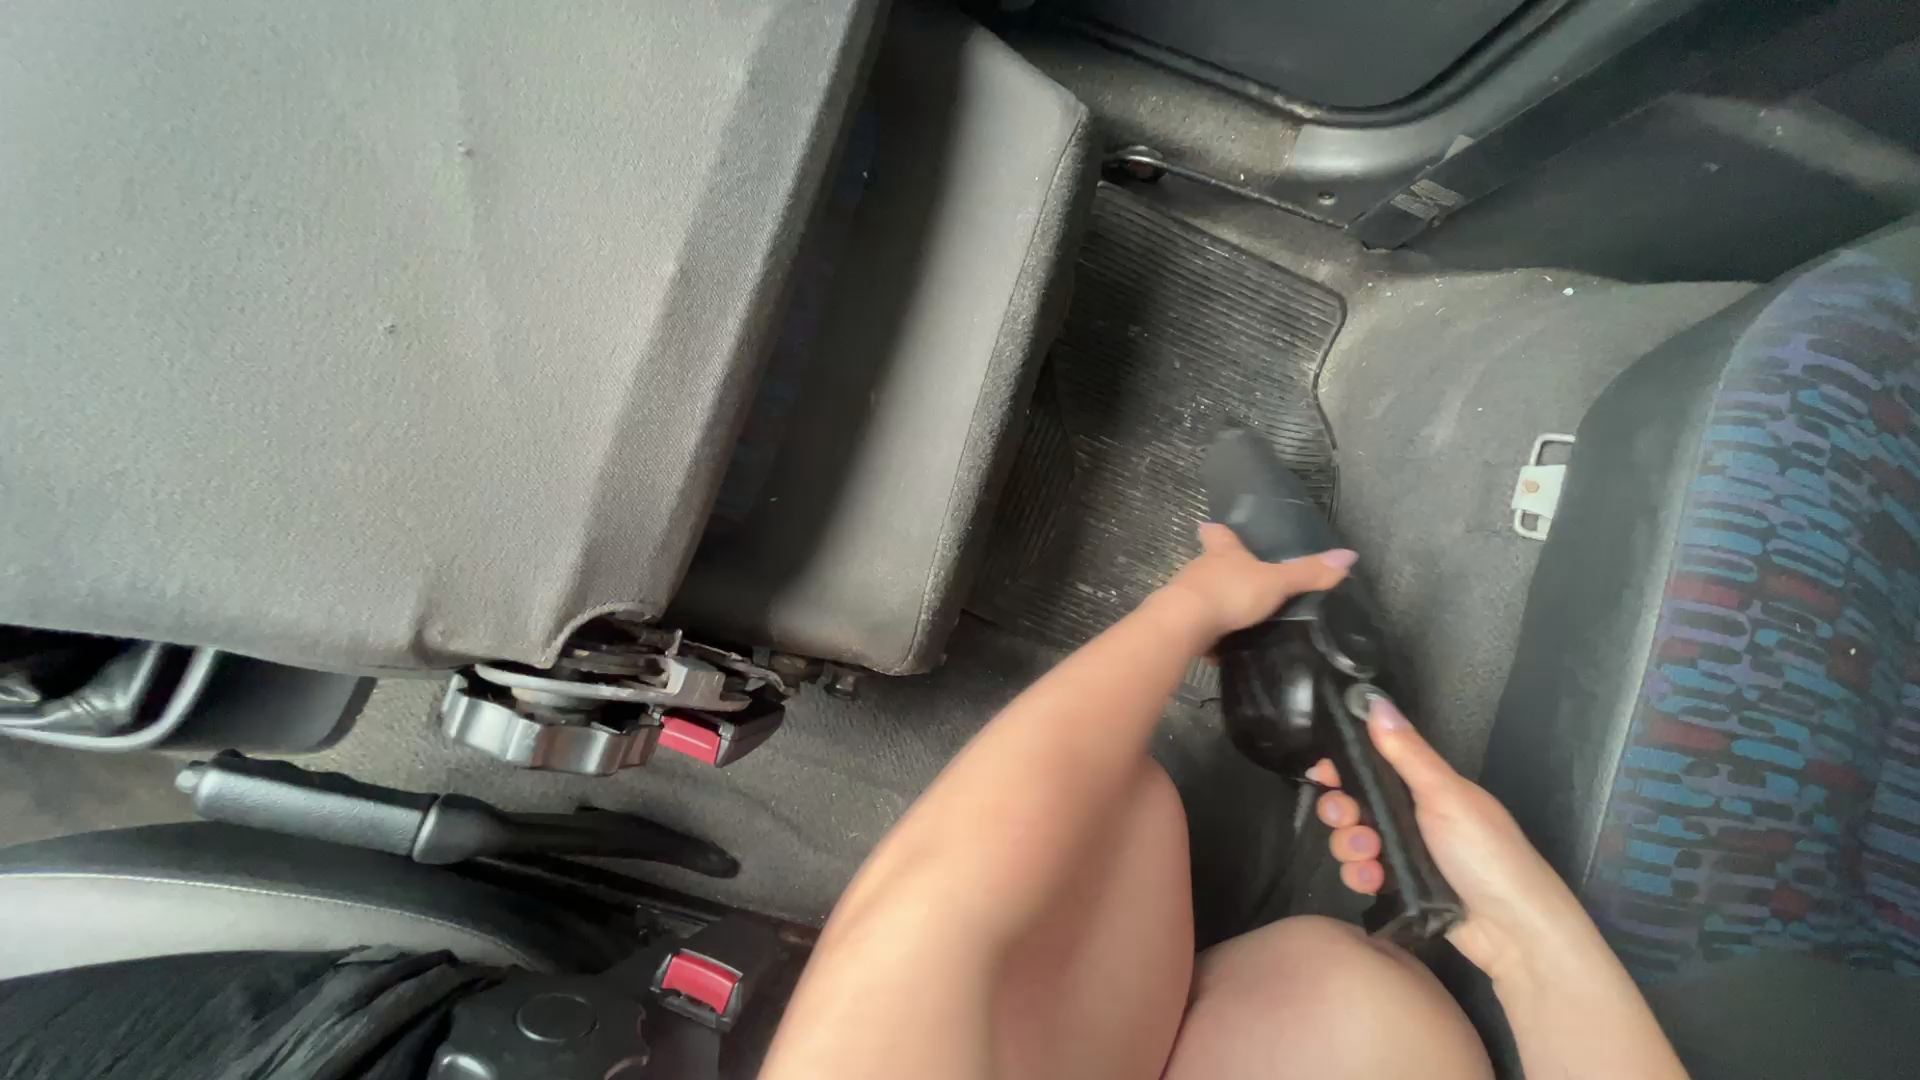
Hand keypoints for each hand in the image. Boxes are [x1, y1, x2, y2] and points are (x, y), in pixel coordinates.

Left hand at [1157, 523, 1355, 641]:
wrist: (1183, 624)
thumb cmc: (1229, 593)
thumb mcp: (1276, 582)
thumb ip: (1308, 573)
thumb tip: (1349, 555)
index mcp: (1221, 552)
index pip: (1218, 533)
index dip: (1219, 531)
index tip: (1216, 527)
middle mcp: (1199, 569)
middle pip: (1209, 564)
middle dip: (1222, 571)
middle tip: (1242, 582)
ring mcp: (1185, 595)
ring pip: (1201, 595)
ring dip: (1215, 604)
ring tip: (1238, 618)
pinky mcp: (1179, 622)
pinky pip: (1197, 627)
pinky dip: (1207, 635)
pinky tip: (1221, 650)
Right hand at [1309, 700, 1600, 984]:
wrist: (1516, 935)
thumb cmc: (1488, 854)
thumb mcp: (1447, 795)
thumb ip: (1406, 751)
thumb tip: (1375, 700)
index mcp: (1422, 787)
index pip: (1369, 766)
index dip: (1341, 768)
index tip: (1323, 774)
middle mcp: (1409, 816)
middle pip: (1350, 802)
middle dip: (1340, 811)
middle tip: (1350, 820)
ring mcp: (1402, 853)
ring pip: (1349, 838)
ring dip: (1349, 847)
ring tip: (1371, 859)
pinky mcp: (1397, 887)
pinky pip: (1358, 872)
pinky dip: (1360, 875)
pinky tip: (1375, 881)